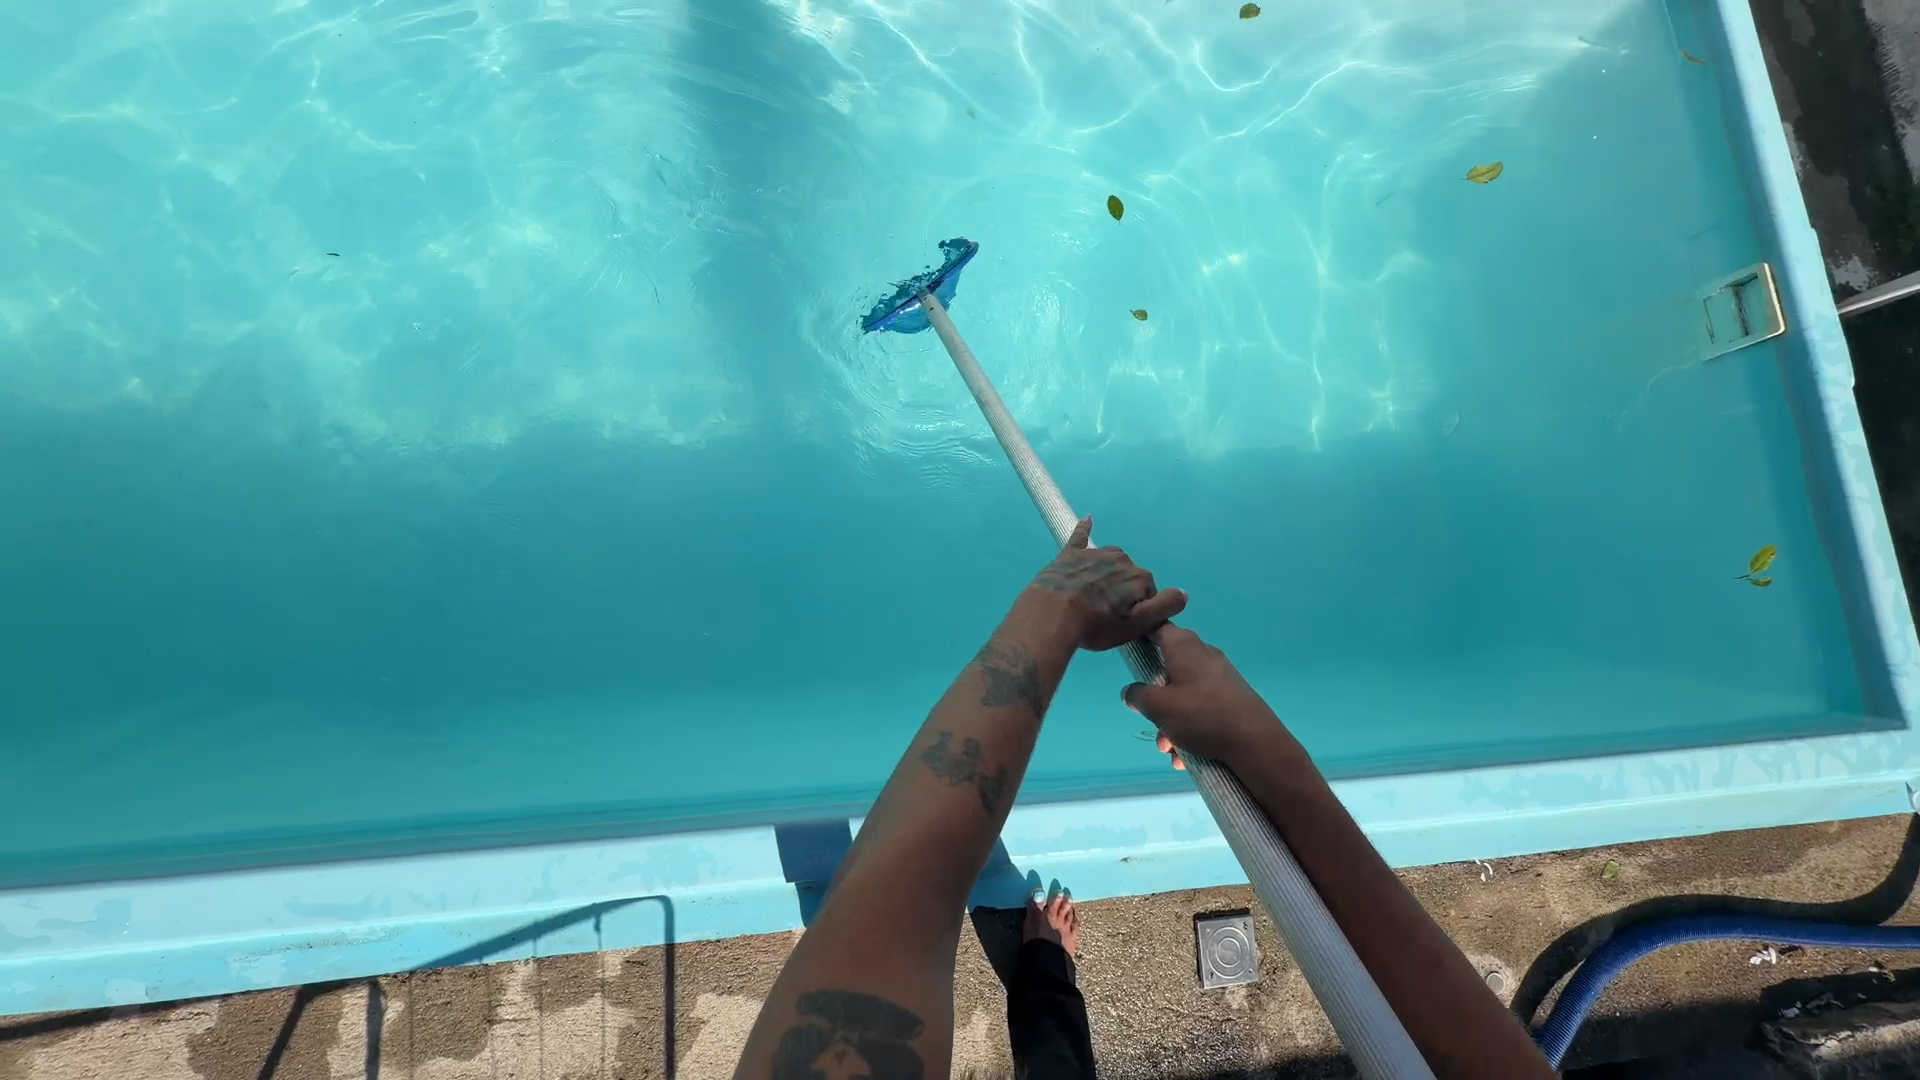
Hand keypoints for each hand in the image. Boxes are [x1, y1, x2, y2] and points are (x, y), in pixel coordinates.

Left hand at [1028, 517, 1186, 651]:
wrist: (1052, 615)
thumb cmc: (1096, 624)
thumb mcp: (1138, 625)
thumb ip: (1165, 606)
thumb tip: (1184, 592)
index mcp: (1140, 576)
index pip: (1148, 594)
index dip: (1136, 610)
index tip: (1121, 623)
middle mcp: (1121, 558)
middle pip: (1128, 578)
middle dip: (1120, 593)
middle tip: (1103, 615)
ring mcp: (1095, 553)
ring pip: (1109, 561)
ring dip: (1106, 574)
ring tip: (1091, 596)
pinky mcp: (1070, 553)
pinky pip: (1080, 535)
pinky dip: (1084, 528)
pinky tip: (1087, 519)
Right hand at [1122, 625, 1284, 768]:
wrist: (1257, 744)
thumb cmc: (1202, 716)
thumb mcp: (1158, 707)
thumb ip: (1137, 695)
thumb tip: (1131, 692)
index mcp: (1184, 646)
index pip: (1156, 626)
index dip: (1139, 635)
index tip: (1129, 653)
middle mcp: (1203, 654)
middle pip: (1168, 668)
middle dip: (1155, 699)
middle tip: (1150, 720)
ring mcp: (1220, 676)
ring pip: (1184, 694)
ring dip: (1171, 721)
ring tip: (1170, 750)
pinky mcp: (1232, 698)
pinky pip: (1202, 708)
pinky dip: (1191, 728)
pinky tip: (1187, 755)